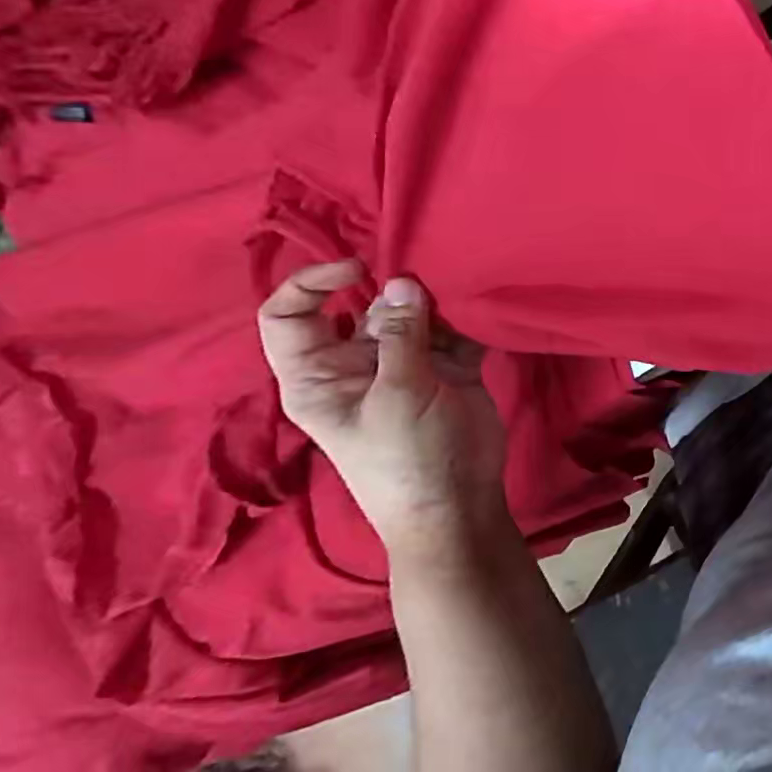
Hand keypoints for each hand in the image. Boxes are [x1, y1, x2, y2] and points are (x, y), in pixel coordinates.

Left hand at [258, 260, 509, 556]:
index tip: (358, 269)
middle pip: (367, 307)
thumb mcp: (396, 396)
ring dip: (438, 303)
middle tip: (432, 287)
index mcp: (320, 375)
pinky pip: (454, 331)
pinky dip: (467, 321)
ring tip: (461, 303)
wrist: (460, 503)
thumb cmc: (406, 460)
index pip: (290, 317)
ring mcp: (407, 365)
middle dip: (397, 293)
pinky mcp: (448, 368)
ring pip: (416, 314)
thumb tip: (403, 280)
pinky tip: (481, 316)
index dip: (312, 284)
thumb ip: (401, 336)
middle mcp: (359, 364)